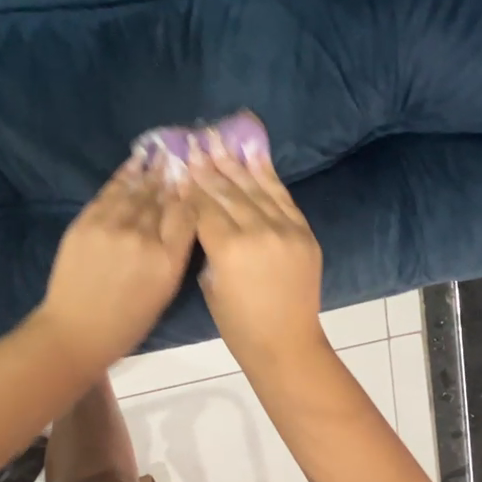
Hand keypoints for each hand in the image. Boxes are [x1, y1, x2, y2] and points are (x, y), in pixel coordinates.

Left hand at [32, 157, 195, 368]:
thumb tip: (179, 219)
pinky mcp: (86, 223)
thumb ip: (173, 255)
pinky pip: (110, 193)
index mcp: (168, 263)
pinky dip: (124, 177)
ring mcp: (112, 228)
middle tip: (177, 160)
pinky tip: (135, 165)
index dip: (190, 195)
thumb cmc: (126, 322)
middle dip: (170, 180)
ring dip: (150, 174)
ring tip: (159, 157)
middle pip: (162, 199)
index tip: (192, 181)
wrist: (76, 330)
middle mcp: (143, 239)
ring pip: (137, 192)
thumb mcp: (163, 293)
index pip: (187, 215)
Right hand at [188, 126, 326, 365]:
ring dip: (234, 162)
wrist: (285, 342)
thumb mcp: (210, 284)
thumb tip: (202, 214)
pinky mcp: (302, 231)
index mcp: (228, 248)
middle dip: (208, 165)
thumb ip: (207, 245)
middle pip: (228, 191)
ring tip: (218, 139)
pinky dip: (266, 173)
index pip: (204, 207)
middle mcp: (257, 231)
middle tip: (194, 141)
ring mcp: (284, 228)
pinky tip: (252, 153)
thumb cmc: (237, 323)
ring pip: (254, 188)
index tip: (179, 163)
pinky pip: (281, 196)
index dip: (190, 185)